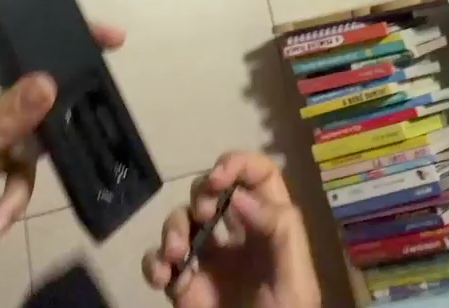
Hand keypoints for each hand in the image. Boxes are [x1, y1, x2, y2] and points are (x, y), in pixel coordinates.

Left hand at [0, 22, 125, 307]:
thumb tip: (49, 81)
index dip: (28, 25)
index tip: (80, 22)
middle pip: (16, 79)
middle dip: (48, 91)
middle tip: (102, 70)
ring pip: (26, 125)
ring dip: (26, 161)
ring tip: (7, 195)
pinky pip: (23, 165)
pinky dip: (17, 193)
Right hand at [142, 152, 321, 307]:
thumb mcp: (296, 282)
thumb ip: (279, 230)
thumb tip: (240, 197)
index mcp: (270, 228)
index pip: (258, 174)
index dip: (239, 163)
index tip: (219, 177)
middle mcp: (237, 236)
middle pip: (213, 187)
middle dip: (201, 190)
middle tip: (202, 209)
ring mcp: (207, 259)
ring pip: (181, 217)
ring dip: (172, 226)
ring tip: (174, 253)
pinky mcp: (182, 286)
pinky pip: (158, 259)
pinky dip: (152, 260)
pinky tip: (160, 278)